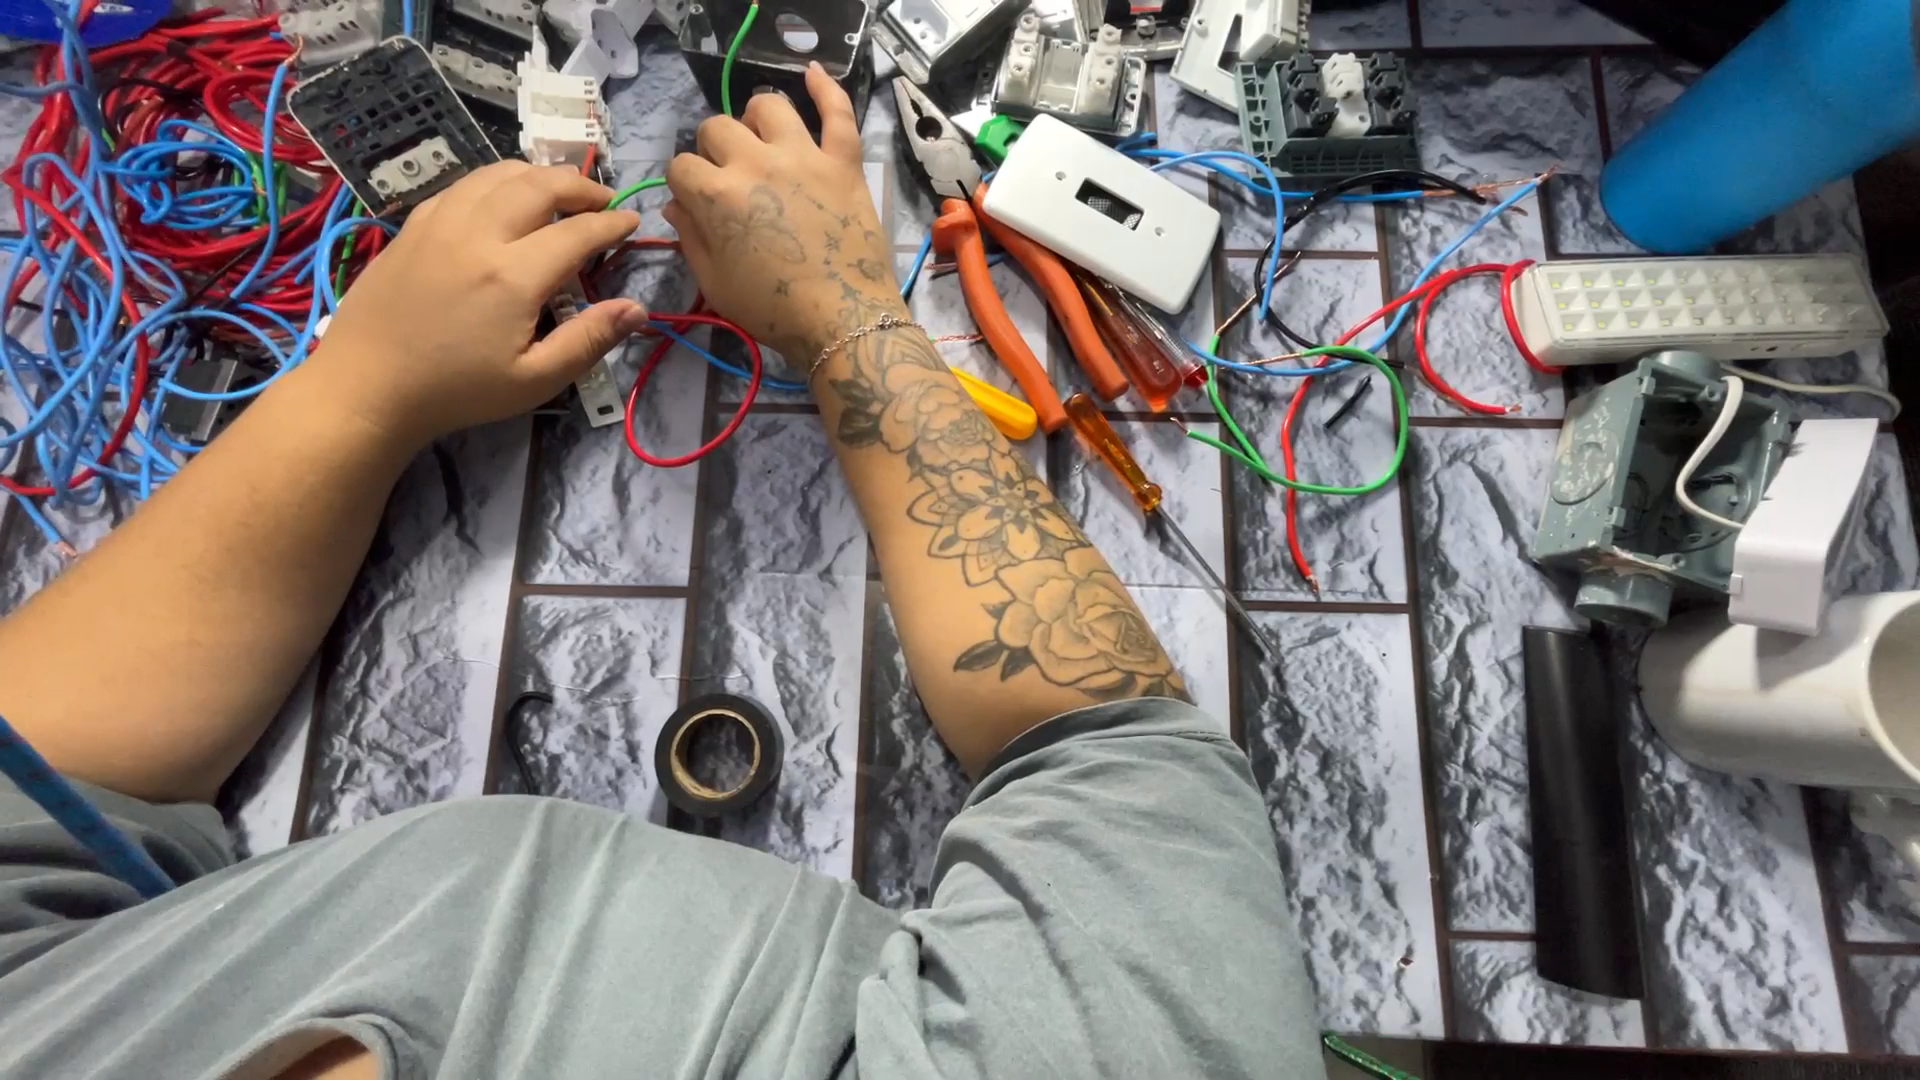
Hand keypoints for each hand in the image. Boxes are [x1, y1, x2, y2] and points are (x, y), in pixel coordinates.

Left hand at [308, 162, 650, 444]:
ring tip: (563, 192)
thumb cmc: (461, 390)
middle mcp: (476, 236)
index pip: (576, 233)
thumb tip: (637, 309)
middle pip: (536, 185)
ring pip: (496, 174)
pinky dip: (498, 182)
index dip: (611, 223)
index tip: (634, 221)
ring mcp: (438, 224)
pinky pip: (464, 185)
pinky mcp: (414, 227)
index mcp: (511, 276)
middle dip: (579, 186)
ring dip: (538, 175)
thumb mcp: (538, 379)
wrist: (369, 385)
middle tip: (604, 200)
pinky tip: (509, 200)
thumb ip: (590, 339)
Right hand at [663, 63, 906, 366]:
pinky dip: (827, 90)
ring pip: (769, 107)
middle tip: (732, 182)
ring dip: (758, 120)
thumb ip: (691, 239)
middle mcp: (755, 162)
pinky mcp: (843, 164)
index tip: (698, 205)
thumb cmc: (776, 312)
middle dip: (715, 152)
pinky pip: (837, 113)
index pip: (682, 167)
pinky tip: (814, 74)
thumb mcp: (716, 286)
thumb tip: (677, 205)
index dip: (686, 187)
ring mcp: (803, 157)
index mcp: (716, 195)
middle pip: (718, 128)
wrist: (845, 321)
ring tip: (764, 142)